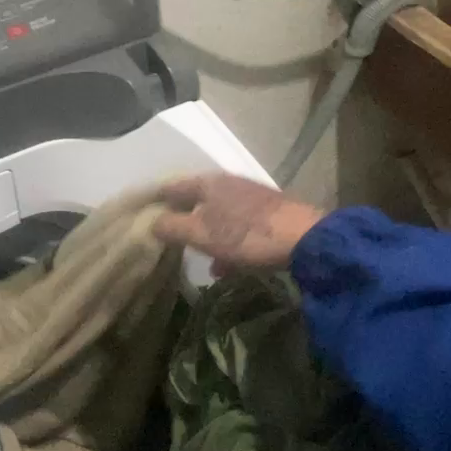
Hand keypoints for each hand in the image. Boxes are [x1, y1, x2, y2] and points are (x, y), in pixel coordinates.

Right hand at [153, 173, 324, 272]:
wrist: (308, 240)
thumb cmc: (246, 234)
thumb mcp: (202, 234)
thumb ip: (172, 228)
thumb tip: (151, 223)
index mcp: (207, 183)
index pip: (171, 186)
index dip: (155, 201)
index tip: (142, 218)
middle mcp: (227, 183)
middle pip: (195, 200)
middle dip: (182, 221)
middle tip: (169, 241)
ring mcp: (250, 197)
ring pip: (218, 216)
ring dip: (207, 237)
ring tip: (201, 261)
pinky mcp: (269, 214)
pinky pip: (238, 227)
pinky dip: (228, 243)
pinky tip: (228, 267)